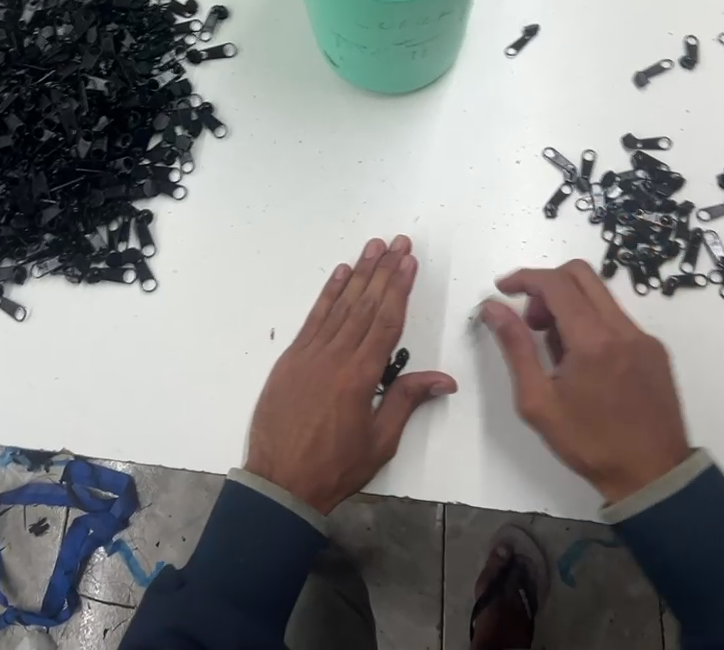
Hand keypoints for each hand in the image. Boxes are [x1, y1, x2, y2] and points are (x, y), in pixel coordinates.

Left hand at [244, 235, 456, 513]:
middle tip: (398, 242)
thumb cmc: (335, 466)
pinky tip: (340, 274)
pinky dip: (328, 294)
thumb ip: (406, 401)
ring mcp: (310, 352)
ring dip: (359, 273)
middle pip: (365, 304)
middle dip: (384, 271)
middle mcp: (335, 355)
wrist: (279, 481)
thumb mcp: (380, 441)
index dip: (399, 288)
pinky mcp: (292, 356)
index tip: (409, 262)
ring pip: (340, 305)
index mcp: (360, 375)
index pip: (386, 321)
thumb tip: (444, 379)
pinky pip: (314, 317)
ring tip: (373, 247)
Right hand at [479, 260, 689, 503]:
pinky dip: (590, 322)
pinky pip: (616, 318)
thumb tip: (492, 308)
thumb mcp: (537, 400)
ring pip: (599, 295)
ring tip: (555, 350)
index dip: (523, 278)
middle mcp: (624, 329)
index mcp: (593, 340)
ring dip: (568, 305)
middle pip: (580, 274)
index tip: (502, 290)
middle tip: (530, 321)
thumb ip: (515, 346)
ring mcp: (644, 338)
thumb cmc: (588, 442)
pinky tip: (582, 363)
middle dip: (546, 286)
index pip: (555, 283)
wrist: (654, 477)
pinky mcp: (655, 351)